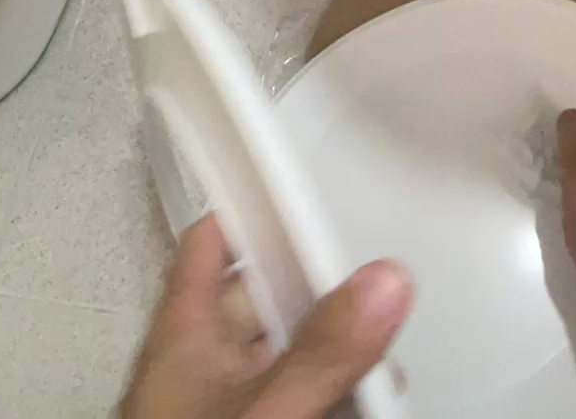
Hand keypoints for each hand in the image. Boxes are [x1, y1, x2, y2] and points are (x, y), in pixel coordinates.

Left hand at [119, 215, 413, 418]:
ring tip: (384, 361)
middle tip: (376, 288)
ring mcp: (229, 404)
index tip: (296, 180)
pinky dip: (338, 392)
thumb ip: (324, 353)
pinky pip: (304, 394)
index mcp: (186, 336)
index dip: (249, 204)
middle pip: (270, 295)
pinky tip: (372, 397)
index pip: (211, 242)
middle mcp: (205, 365)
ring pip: (294, 351)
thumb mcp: (261, 415)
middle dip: (325, 289)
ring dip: (341, 349)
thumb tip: (389, 279)